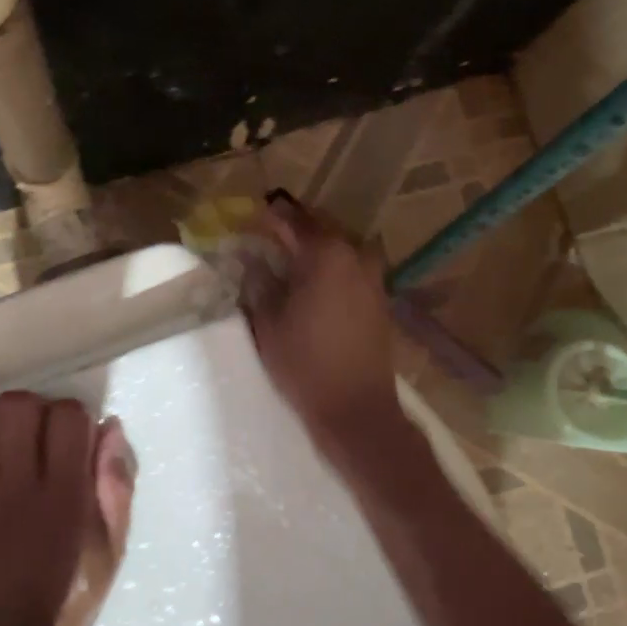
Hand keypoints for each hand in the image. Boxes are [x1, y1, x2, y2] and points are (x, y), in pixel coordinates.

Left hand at [0, 393, 136, 625]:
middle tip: (28, 439)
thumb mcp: (109, 551)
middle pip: (15, 405)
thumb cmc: (64, 600)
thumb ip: (115, 487)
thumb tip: (110, 428)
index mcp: (65, 489)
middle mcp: (17, 482)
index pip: (68, 413)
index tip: (70, 437)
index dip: (70, 416)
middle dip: (25, 412)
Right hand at [240, 201, 409, 466]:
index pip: (291, 219)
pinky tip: (312, 282)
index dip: (267, 216)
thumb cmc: (305, 364)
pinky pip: (351, 265)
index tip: (247, 219)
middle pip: (319, 226)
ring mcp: (372, 276)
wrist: (357, 409)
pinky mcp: (379, 297)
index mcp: (325, 253)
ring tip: (288, 258)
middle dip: (293, 227)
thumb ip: (257, 280)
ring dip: (314, 245)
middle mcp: (354, 254)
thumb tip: (249, 257)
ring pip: (339, 244)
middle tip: (265, 236)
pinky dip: (331, 264)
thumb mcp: (267, 321)